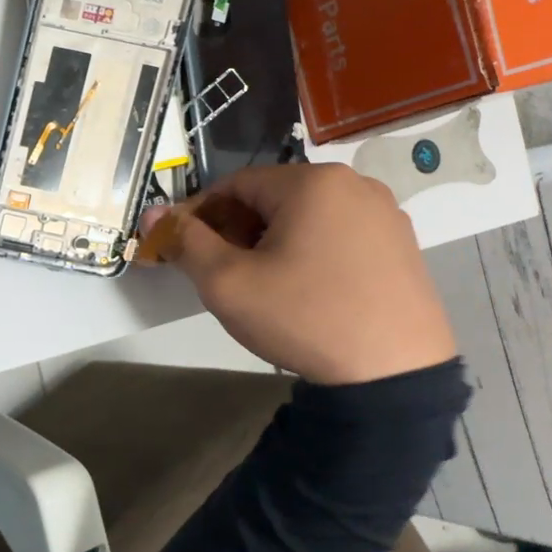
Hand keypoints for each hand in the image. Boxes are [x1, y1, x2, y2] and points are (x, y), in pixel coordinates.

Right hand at [144, 164, 456, 384]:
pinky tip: (298, 289)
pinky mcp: (399, 244)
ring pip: (303, 216)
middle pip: (269, 198)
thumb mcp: (226, 282)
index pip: (232, 185)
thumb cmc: (300, 315)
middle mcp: (354, 184)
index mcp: (312, 182)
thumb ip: (185, 241)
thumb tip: (152, 212)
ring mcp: (383, 214)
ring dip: (268, 241)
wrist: (390, 369)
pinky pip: (335, 234)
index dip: (196, 216)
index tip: (179, 250)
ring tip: (256, 284)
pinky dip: (305, 251)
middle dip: (233, 230)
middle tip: (214, 272)